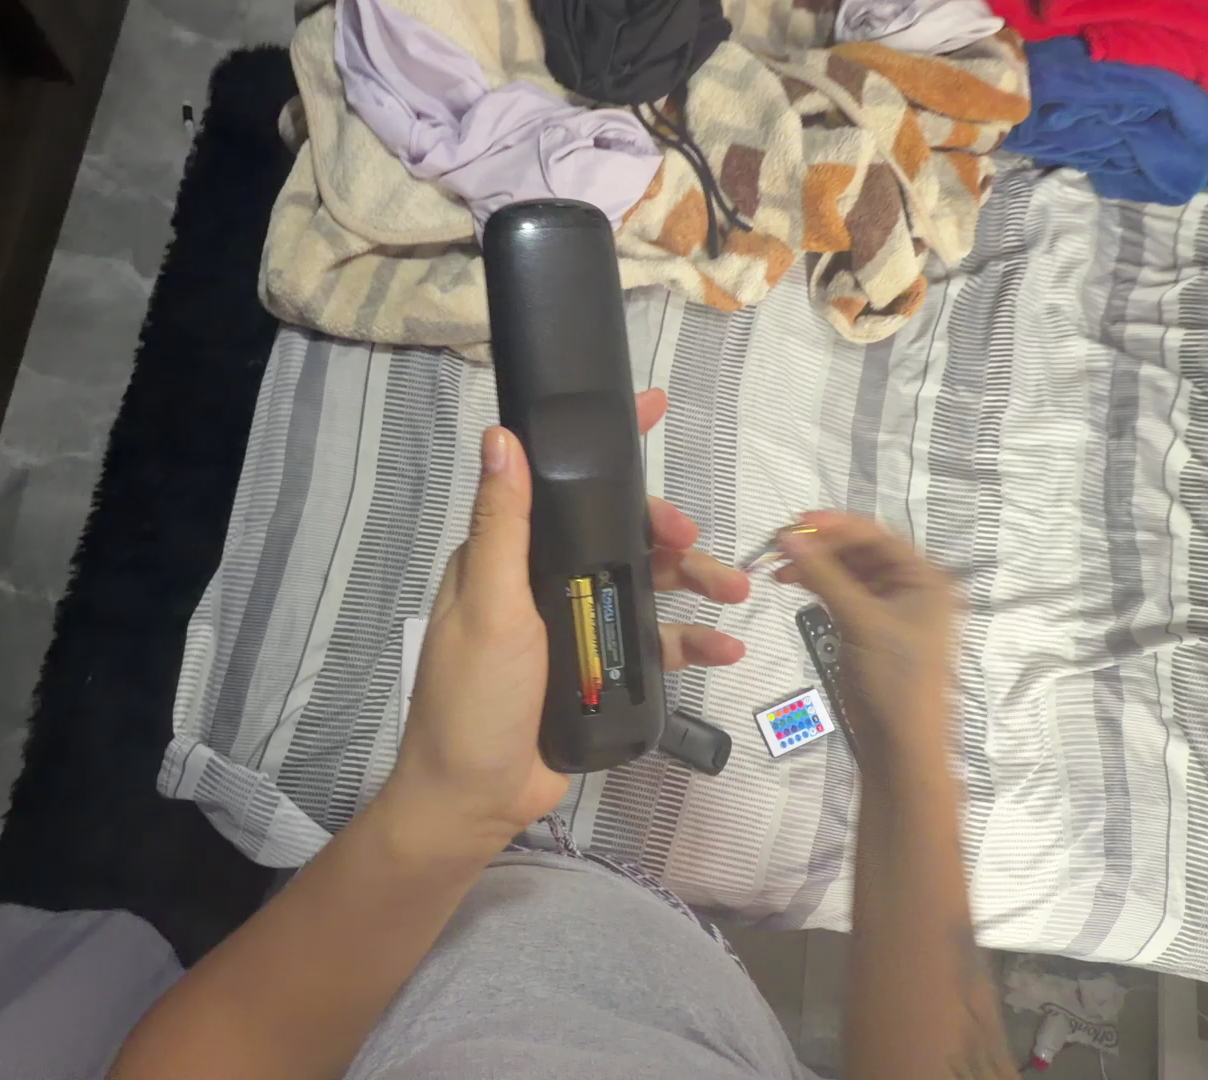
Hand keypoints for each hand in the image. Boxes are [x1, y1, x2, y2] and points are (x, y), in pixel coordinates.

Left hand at [383, 402, 749, 860]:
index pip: (558, 484)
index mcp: (509, 556)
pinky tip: (723, 647)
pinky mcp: (598, 666)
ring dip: (692, 580)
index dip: (603, 446)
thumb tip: (501, 437)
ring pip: (643, 584)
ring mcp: (574, 624)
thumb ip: (502, 526)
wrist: (477, 795)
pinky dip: (688, 640)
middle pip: (615, 534)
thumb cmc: (475, 695)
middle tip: (691, 540)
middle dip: (661, 529)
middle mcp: (544, 581)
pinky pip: (651, 642)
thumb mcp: (489, 604)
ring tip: (733, 591)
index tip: (650, 407)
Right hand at [774, 511, 960, 774]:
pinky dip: (814, 584)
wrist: (898, 739)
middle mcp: (909, 586)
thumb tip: (788, 538)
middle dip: (819, 546)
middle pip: (858, 551)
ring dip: (813, 565)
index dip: (836, 526)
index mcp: (925, 579)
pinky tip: (790, 582)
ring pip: (844, 571)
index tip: (795, 523)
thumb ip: (823, 575)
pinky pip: (838, 591)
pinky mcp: (864, 625)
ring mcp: (886, 606)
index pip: (876, 537)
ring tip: (778, 567)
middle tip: (778, 545)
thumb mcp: (861, 620)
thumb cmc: (895, 677)